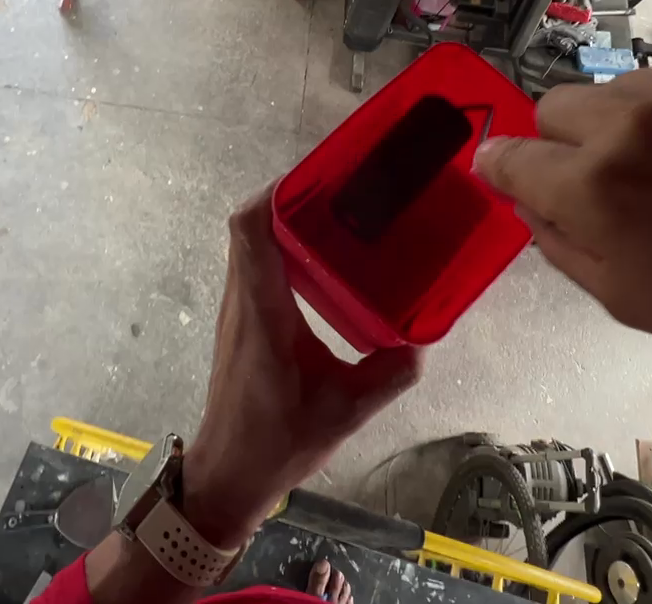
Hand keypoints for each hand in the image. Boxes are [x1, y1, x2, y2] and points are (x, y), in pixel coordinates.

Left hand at [180, 188, 422, 546]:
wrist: (230, 473)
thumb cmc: (279, 441)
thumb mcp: (345, 410)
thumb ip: (387, 376)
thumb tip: (421, 342)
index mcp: (262, 311)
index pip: (250, 231)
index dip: (275, 194)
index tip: (315, 178)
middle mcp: (242, 299)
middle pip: (249, 226)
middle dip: (288, 198)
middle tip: (337, 191)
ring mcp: (237, 307)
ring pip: (249, 242)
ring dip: (282, 220)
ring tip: (333, 216)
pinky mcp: (241, 318)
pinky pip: (254, 263)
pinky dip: (279, 246)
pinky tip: (319, 260)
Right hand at [472, 43, 651, 493]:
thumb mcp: (623, 300)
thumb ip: (556, 242)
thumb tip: (524, 197)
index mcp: (591, 190)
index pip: (509, 156)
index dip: (502, 165)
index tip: (505, 169)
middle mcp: (624, 124)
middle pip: (553, 107)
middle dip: (567, 143)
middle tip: (612, 179)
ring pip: (612, 89)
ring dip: (625, 123)